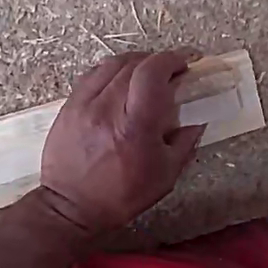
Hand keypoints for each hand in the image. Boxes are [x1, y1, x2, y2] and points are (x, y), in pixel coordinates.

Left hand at [37, 50, 207, 241]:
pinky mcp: (69, 105)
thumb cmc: (122, 195)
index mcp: (135, 125)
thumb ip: (185, 141)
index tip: (187, 62)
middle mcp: (108, 108)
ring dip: (137, 62)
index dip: (173, 59)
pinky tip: (122, 80)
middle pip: (135, 63)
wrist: (71, 208)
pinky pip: (94, 73)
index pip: (153, 72)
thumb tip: (199, 118)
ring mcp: (84, 104)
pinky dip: (114, 70)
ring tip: (148, 73)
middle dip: (159, 60)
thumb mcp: (165, 174)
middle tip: (173, 70)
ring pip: (114, 63)